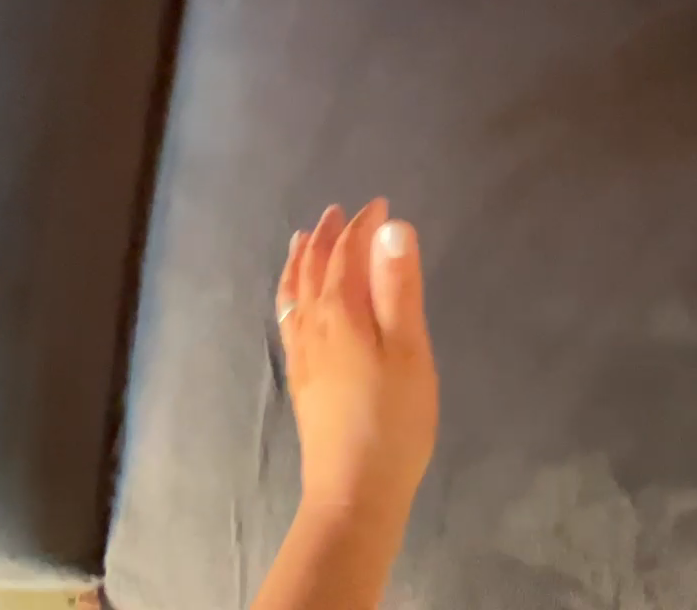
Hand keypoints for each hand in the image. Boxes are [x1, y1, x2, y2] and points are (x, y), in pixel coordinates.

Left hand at [276, 200, 438, 525]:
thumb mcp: (409, 349)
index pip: (347, 253)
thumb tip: (392, 227)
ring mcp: (301, 351)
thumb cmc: (393, 419)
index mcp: (341, 311)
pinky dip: (289, 292)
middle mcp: (313, 323)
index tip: (380, 204)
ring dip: (301, 259)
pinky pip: (287, 315)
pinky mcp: (300, 375)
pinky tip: (293, 300)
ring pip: (294, 289)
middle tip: (338, 212)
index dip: (363, 225)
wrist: (353, 492)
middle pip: (314, 266)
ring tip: (303, 239)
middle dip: (328, 235)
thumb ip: (399, 286)